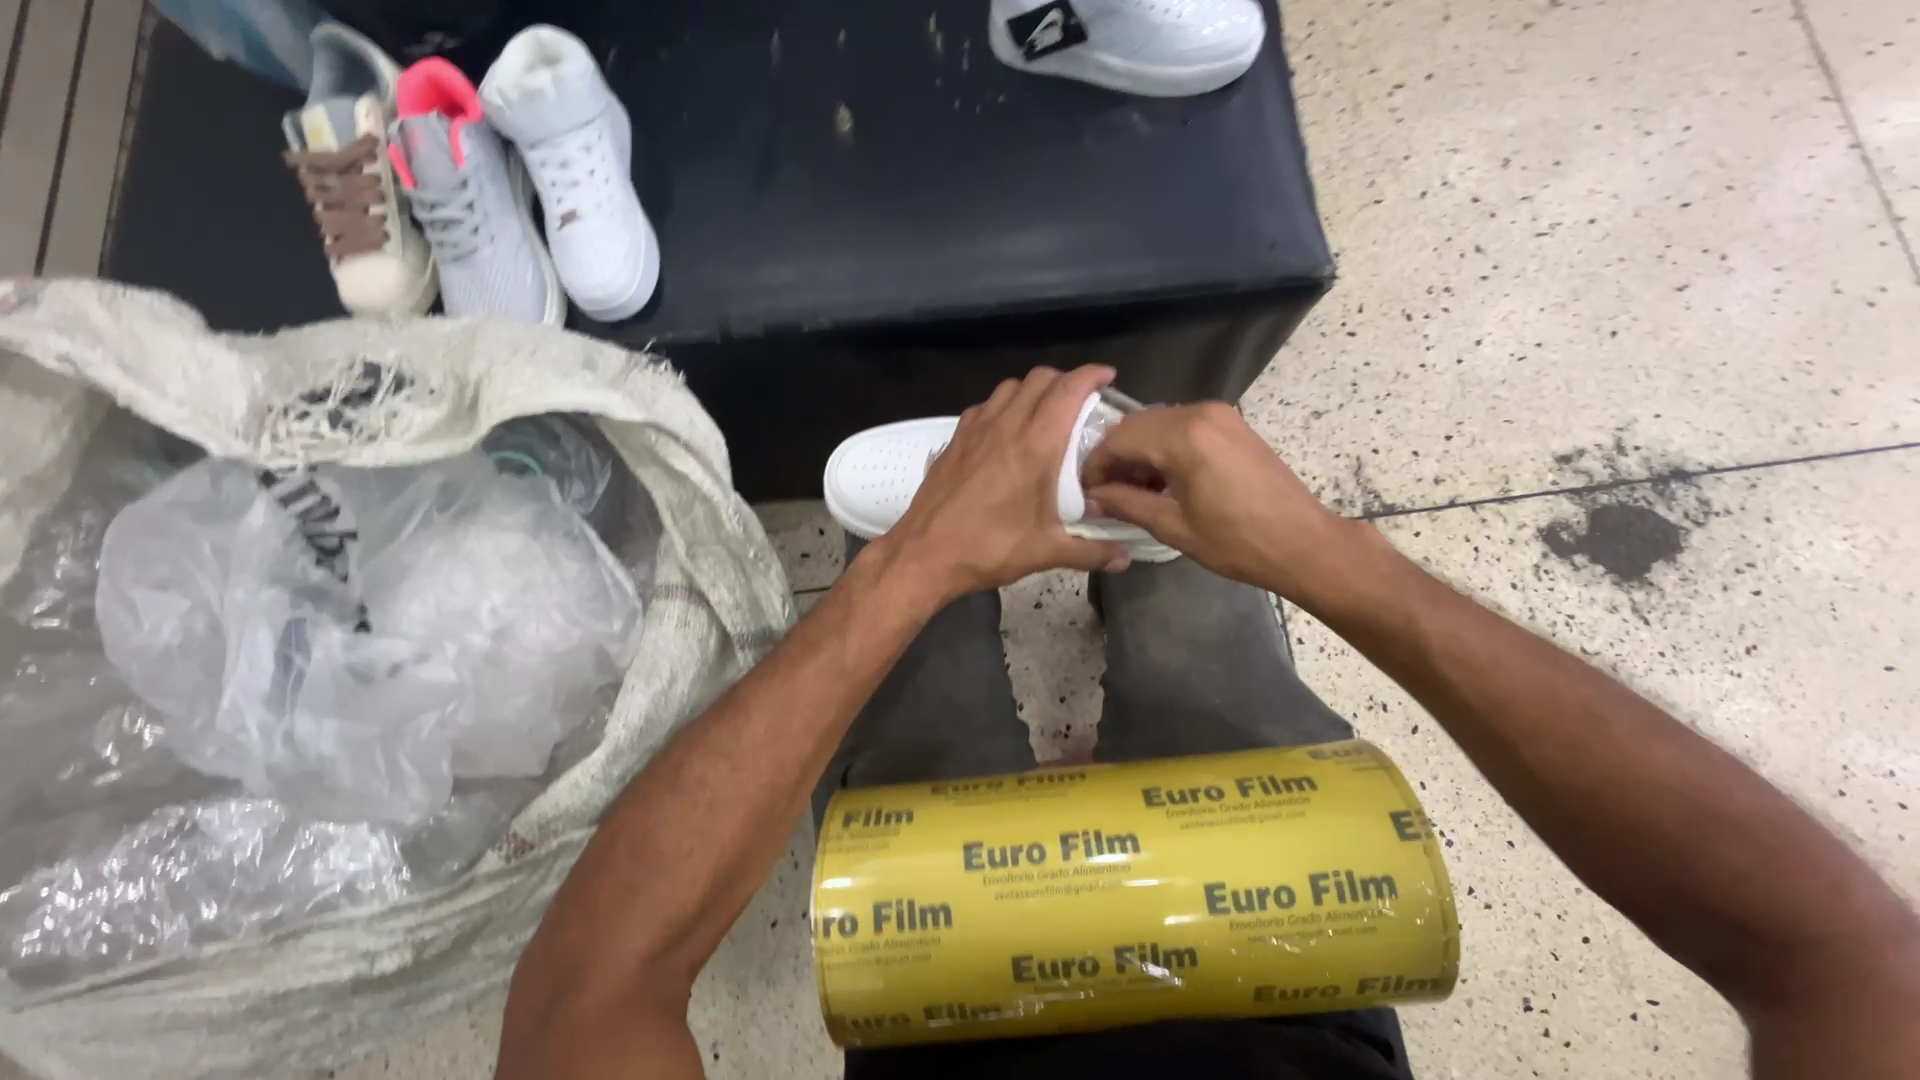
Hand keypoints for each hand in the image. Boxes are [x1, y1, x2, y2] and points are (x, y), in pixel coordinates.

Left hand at [875, 366, 1132, 603]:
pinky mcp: (954, 440)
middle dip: (1065, 380)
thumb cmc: (990, 549)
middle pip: (1039, 379)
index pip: (1068, 390)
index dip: (1091, 375)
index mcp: (1035, 444)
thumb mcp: (1047, 552)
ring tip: (1045, 412)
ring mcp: (975, 429)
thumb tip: (1125, 560)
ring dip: (1032, 390)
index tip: (1107, 377)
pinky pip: (984, 407)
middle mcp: (1006, 426)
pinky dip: (1002, 407)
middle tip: (1081, 400)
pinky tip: (1006, 432)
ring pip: (1009, 388)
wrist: (925, 554)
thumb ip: (1091, 552)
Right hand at [1081, 402, 1356, 600]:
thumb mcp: (1173, 526)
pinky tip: (1163, 481)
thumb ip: (1127, 504)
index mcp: (1183, 436)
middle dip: (1116, 457)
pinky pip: (1184, 427)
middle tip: (1106, 493)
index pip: (1119, 438)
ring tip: (1134, 491)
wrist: (1303, 543)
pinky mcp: (1233, 424)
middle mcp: (1200, 413)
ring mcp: (1220, 415)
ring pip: (1160, 424)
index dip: (1096, 465)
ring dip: (1140, 452)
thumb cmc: (1237, 541)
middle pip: (1137, 425)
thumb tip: (1093, 498)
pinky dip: (1165, 448)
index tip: (1086, 492)